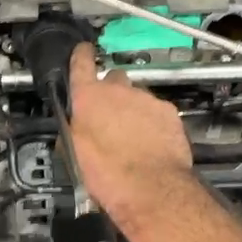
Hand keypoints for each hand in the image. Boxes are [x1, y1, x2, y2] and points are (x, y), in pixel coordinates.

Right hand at [65, 43, 196, 227]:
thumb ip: (73, 131)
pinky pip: (157, 111)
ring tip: (132, 139)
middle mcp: (118, 90)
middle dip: (111, 93)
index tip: (83, 51)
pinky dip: (153, 123)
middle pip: (113, 79)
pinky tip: (151, 144)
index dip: (81, 56)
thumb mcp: (75, 156)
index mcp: (89, 98)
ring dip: (133, 111)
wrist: (153, 189)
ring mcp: (146, 99)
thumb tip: (73, 128)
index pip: (81, 64)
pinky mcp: (168, 112)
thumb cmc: (108, 176)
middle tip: (109, 118)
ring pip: (137, 97)